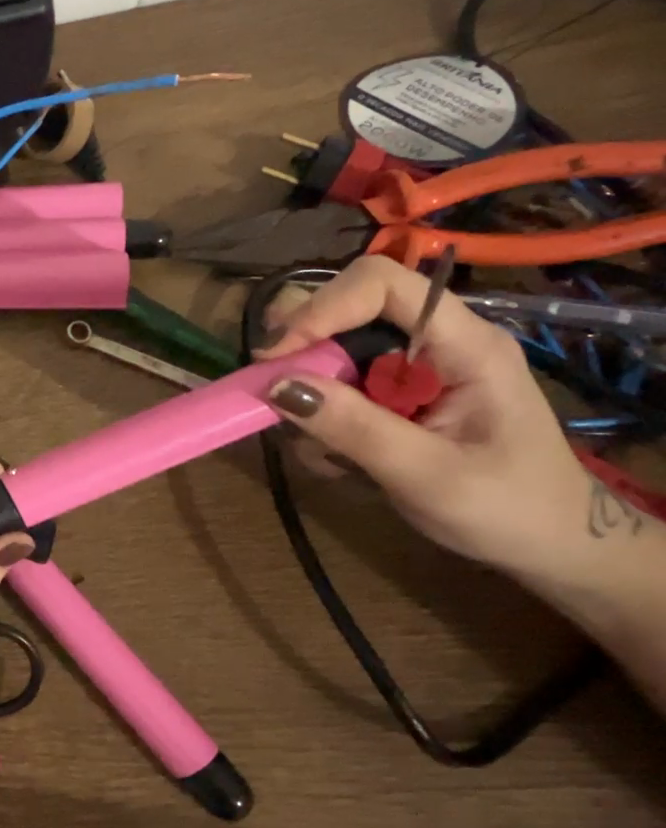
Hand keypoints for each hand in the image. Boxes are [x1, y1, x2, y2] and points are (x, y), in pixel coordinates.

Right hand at [254, 255, 592, 577]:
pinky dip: (314, 415)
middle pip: (343, 310)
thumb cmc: (510, 509)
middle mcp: (435, 340)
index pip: (381, 284)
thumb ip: (354, 428)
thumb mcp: (428, 475)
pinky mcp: (393, 390)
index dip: (322, 308)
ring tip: (317, 447)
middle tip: (274, 398)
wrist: (552, 544)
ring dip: (304, 394)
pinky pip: (331, 382)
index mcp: (465, 345)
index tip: (277, 356)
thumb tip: (276, 386)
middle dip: (301, 353)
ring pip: (328, 350)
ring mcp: (412, 365)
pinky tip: (332, 455)